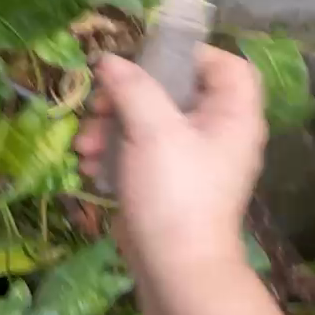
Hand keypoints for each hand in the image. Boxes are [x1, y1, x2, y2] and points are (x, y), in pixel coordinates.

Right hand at [74, 46, 266, 276]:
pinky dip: (108, 152)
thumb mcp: (153, 132)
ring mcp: (187, 156)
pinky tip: (91, 167)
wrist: (173, 259)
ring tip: (84, 147)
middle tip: (95, 108)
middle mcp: (214, 132)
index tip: (140, 59)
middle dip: (122, 97)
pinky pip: (133, 148)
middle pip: (169, 92)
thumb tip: (108, 60)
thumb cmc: (175, 191)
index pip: (226, 67)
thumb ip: (132, 89)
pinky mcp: (162, 176)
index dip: (188, 54)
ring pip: (142, 120)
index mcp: (231, 117)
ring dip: (105, 127)